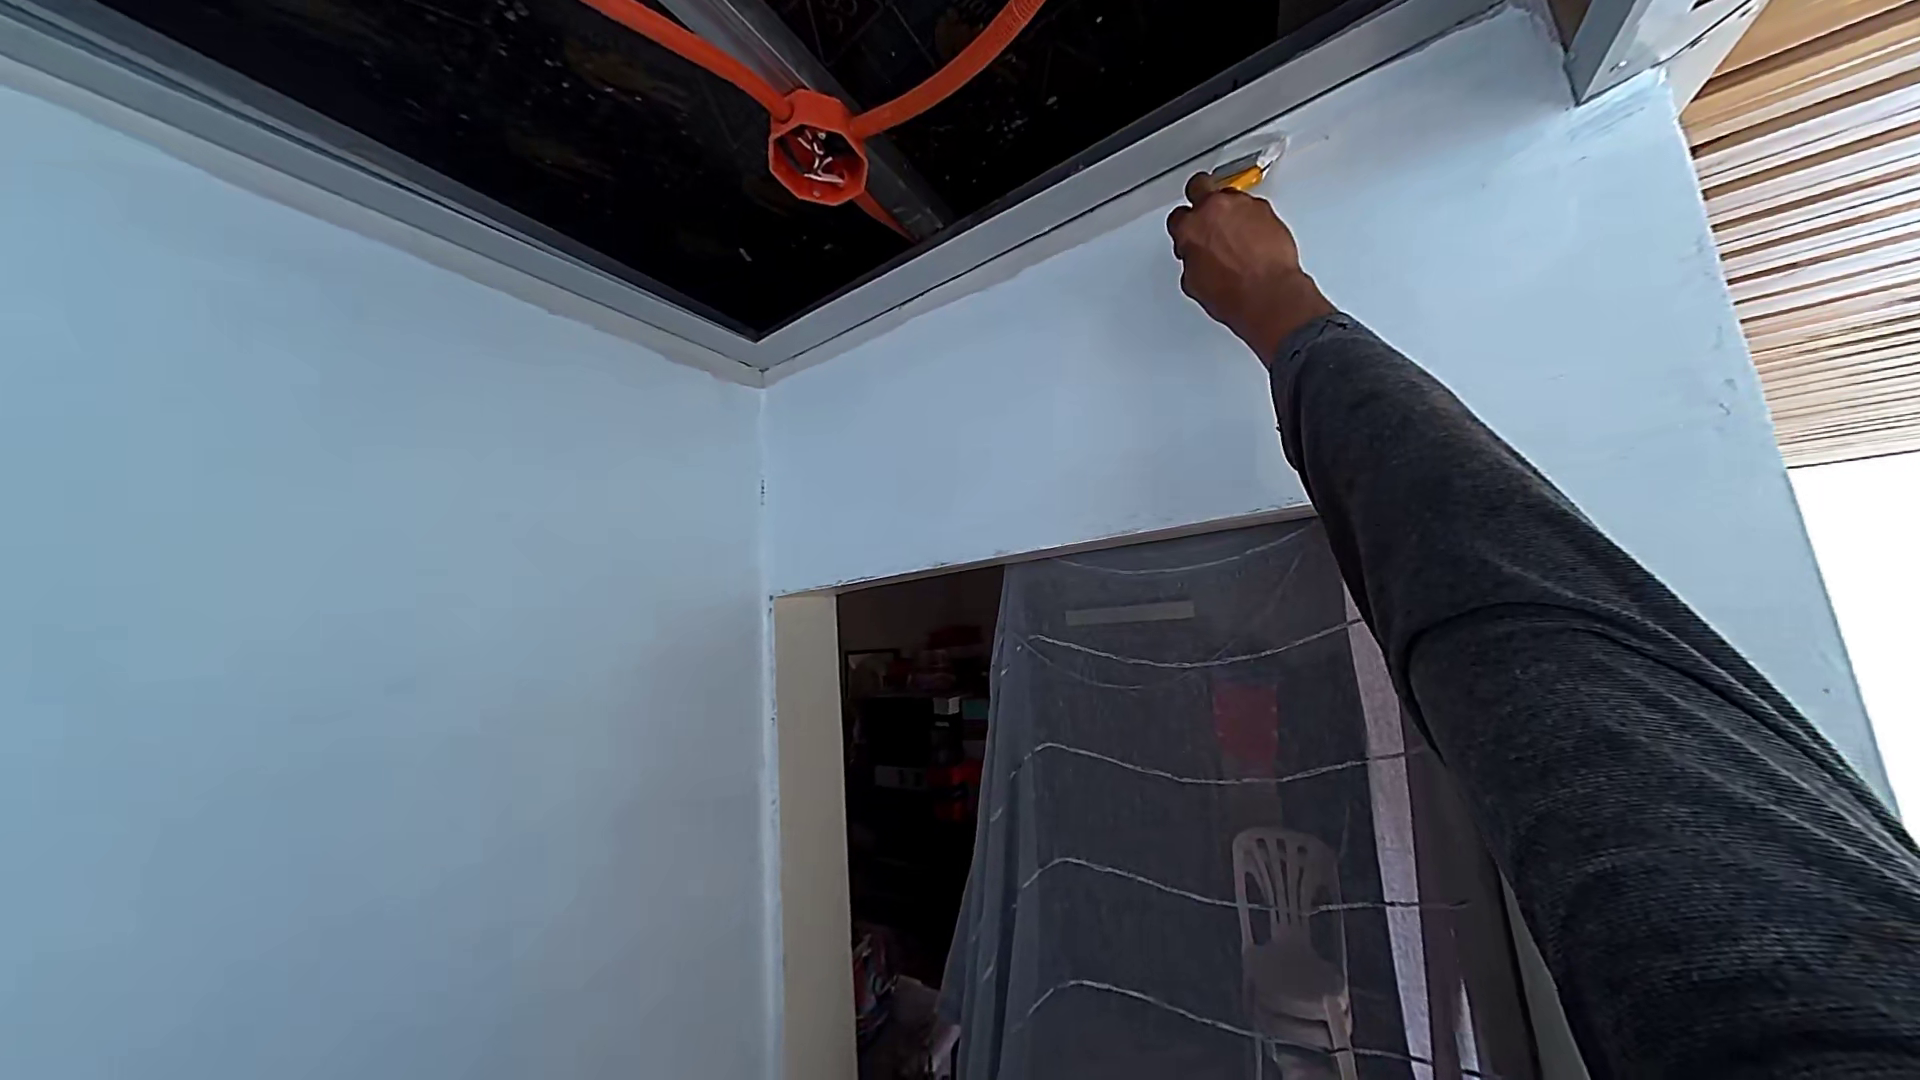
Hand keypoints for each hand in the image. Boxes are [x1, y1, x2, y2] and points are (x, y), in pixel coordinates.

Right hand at [1167, 173, 1334, 365]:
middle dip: (1199, 196)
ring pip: (1228, 195)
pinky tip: (1251, 237)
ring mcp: (1242, 205)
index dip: (1182, 227)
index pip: (1177, 217)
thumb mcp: (1194, 282)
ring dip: (1228, 209)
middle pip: (1200, 185)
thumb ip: (1191, 258)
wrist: (1266, 294)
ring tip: (1232, 231)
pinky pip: (1252, 207)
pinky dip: (1250, 219)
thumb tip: (1196, 255)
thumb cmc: (1232, 292)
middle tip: (1203, 212)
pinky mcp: (1265, 208)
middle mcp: (1214, 209)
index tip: (1186, 233)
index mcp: (1190, 228)